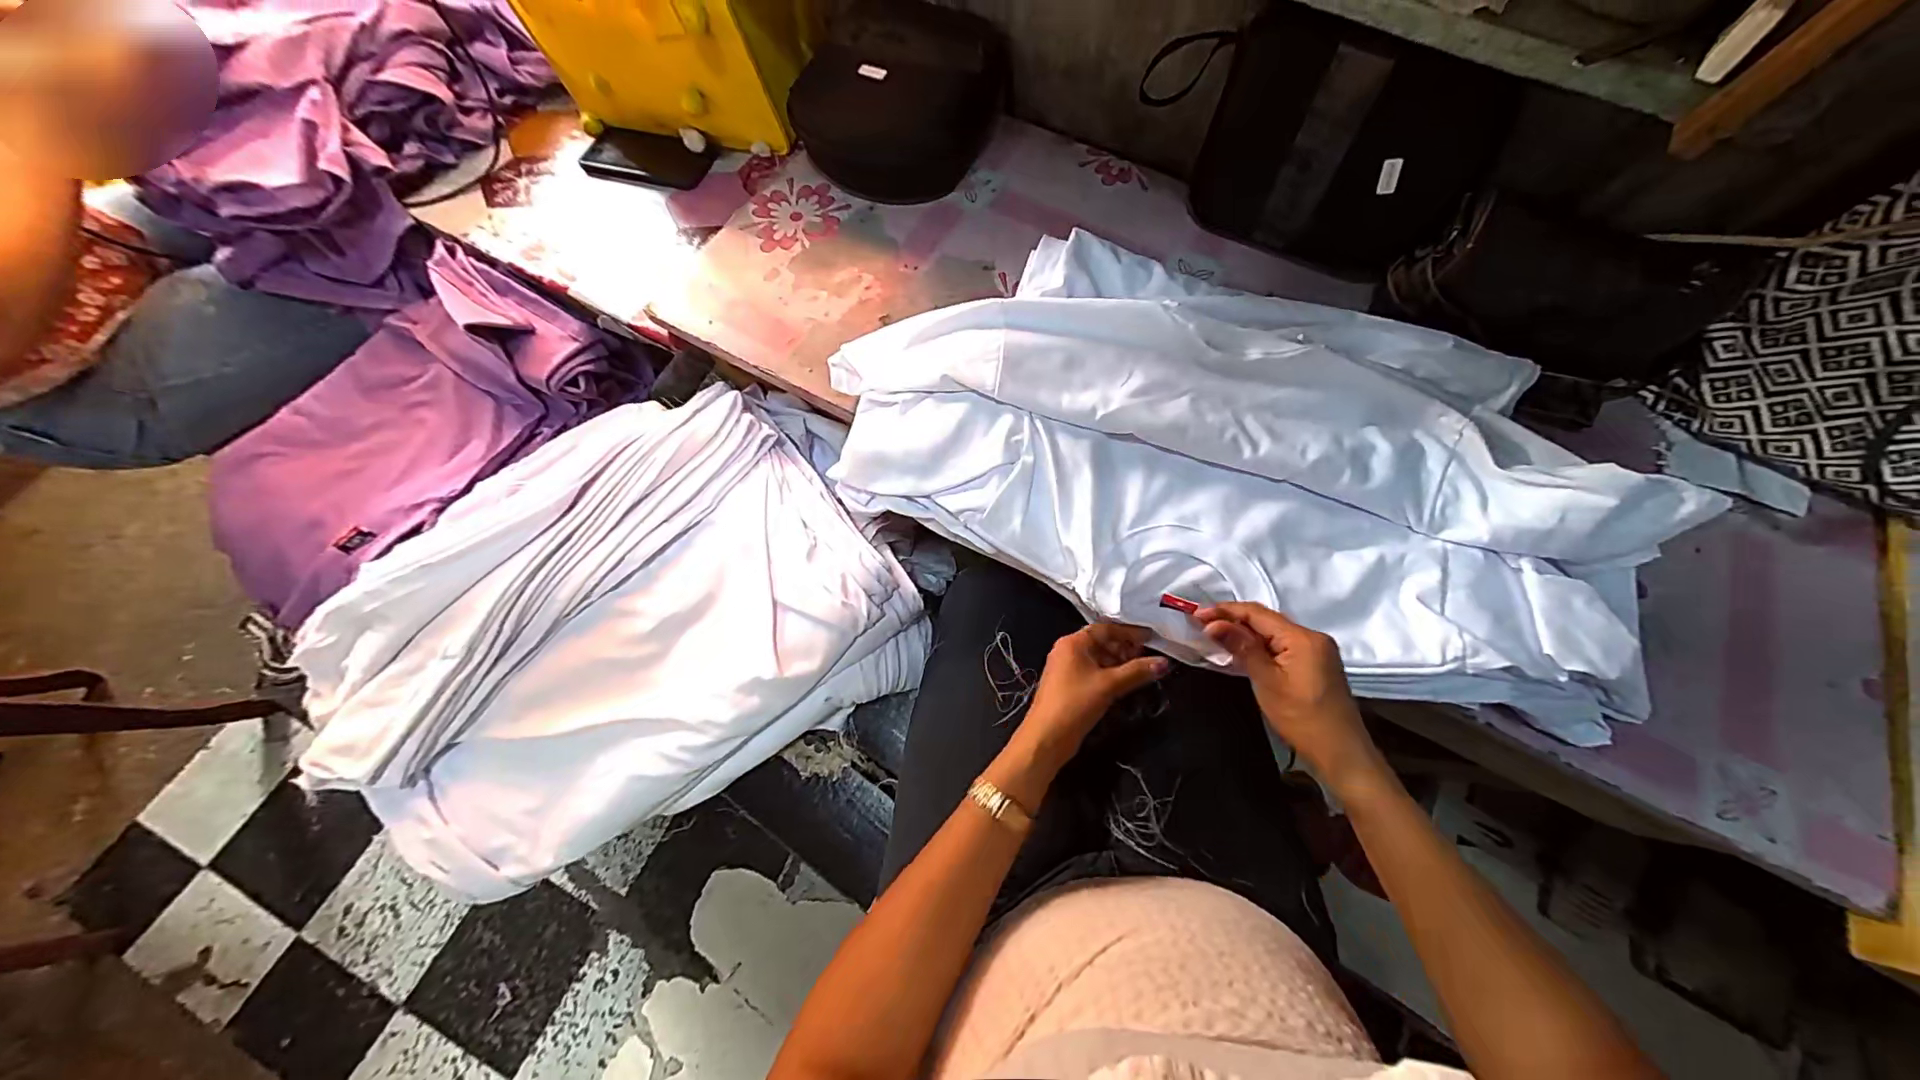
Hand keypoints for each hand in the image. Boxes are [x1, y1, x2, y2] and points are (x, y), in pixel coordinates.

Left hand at [1017, 623, 1168, 768]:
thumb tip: (1162, 663)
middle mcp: (1067, 651)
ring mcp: (1066, 669)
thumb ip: (1137, 671)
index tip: (1150, 637)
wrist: (1047, 736)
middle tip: (1147, 656)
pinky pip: (1093, 672)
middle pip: (1101, 642)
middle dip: (1125, 648)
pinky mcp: (1069, 686)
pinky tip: (1124, 683)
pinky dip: (1109, 674)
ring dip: (1119, 663)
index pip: (1105, 629)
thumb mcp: (1109, 685)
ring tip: (1140, 670)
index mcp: (1072, 643)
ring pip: (1098, 658)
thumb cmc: (1073, 704)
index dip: (1129, 632)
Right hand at [1195, 603, 1389, 795]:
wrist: (1340, 752)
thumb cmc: (1301, 717)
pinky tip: (1241, 649)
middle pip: (1267, 620)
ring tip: (1215, 634)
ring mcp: (1316, 650)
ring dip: (1245, 632)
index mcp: (1303, 637)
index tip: (1197, 615)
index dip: (1225, 611)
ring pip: (1273, 632)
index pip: (1258, 613)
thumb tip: (1214, 624)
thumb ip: (1242, 648)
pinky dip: (1259, 645)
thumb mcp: (1266, 681)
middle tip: (1201, 624)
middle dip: (1233, 619)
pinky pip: (1282, 645)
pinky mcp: (1315, 663)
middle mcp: (1313, 637)